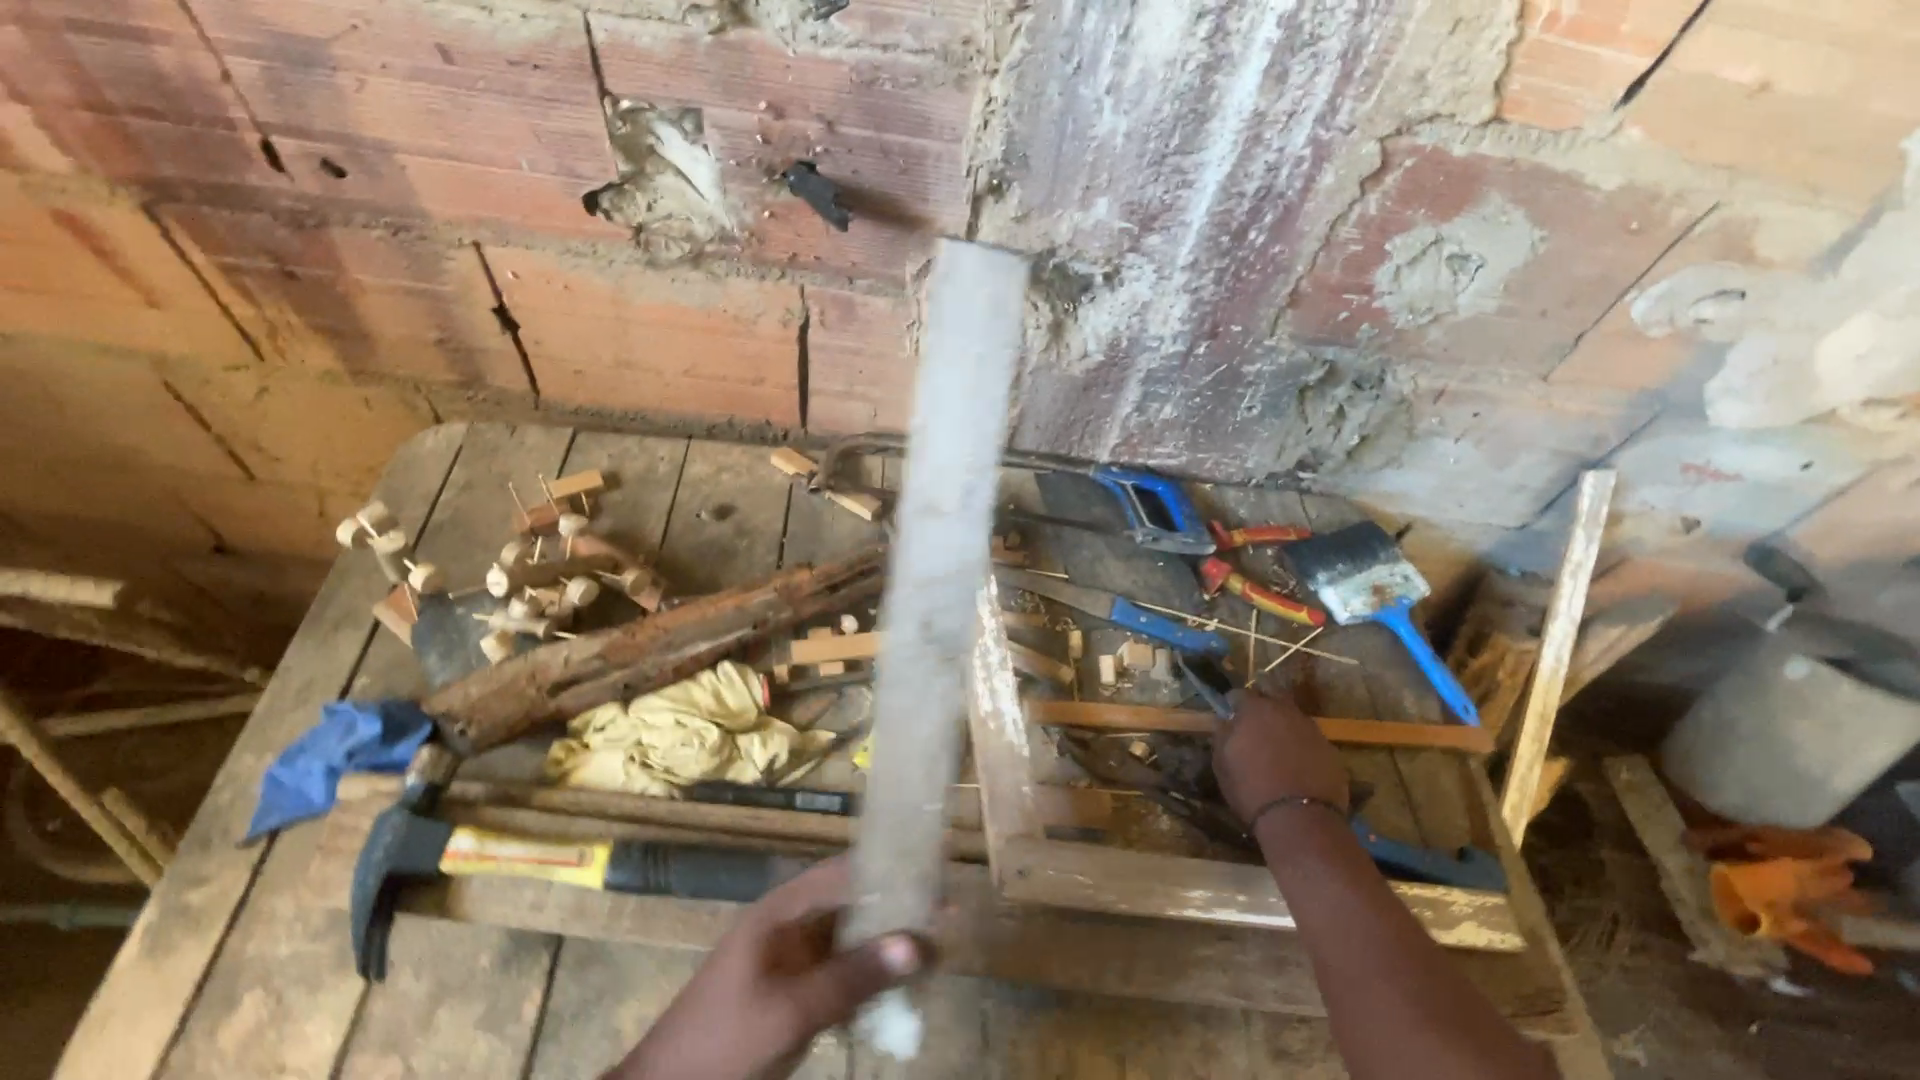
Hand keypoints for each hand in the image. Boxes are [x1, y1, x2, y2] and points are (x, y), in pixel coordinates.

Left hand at [606, 856, 928, 1079]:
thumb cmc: (722, 1042)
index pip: (843, 873)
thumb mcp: (789, 1010)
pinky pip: (845, 979)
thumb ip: (853, 977)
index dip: (888, 868)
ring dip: (889, 948)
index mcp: (781, 913)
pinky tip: (905, 992)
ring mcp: (794, 965)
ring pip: (853, 943)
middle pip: (853, 905)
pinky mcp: (797, 997)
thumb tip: (920, 943)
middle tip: (948, 916)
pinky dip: (873, 982)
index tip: (933, 870)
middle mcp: (791, 929)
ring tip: (938, 952)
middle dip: (897, 909)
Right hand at [1212, 689, 1348, 822]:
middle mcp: (1286, 712)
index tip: (1229, 717)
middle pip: (1272, 698)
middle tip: (1255, 728)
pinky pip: (1311, 741)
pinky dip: (1303, 747)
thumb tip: (1224, 721)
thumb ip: (1221, 735)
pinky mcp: (1331, 750)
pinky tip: (1298, 768)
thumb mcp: (1222, 764)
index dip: (1233, 704)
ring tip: (1278, 750)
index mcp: (1256, 710)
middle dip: (1263, 708)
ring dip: (1285, 727)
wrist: (1300, 819)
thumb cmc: (1251, 789)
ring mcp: (1312, 729)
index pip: (1240, 694)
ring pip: (1294, 719)